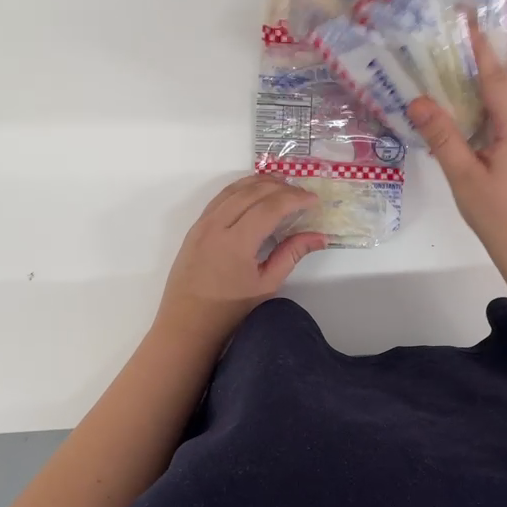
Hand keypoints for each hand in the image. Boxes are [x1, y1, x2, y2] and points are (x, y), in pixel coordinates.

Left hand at [156, 175, 326, 341]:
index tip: (313, 200)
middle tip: (302, 192)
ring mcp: (202, 224)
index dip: (294, 199)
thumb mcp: (266, 286)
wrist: (187, 324)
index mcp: (236, 243)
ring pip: (233, 190)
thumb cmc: (229, 311)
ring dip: (259, 182)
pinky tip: (254, 193)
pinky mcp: (195, 228)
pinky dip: (240, 189)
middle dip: (280, 187)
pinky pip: (220, 198)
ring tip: (282, 184)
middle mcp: (216, 226)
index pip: (270, 207)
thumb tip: (320, 237)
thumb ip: (292, 254)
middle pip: (252, 192)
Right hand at [408, 28, 506, 259]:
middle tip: (452, 40)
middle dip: (482, 57)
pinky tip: (470, 108)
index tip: (464, 16)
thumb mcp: (464, 175)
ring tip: (456, 68)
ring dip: (488, 79)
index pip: (495, 74)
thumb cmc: (498, 213)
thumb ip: (442, 136)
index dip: (478, 45)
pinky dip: (492, 101)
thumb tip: (418, 101)